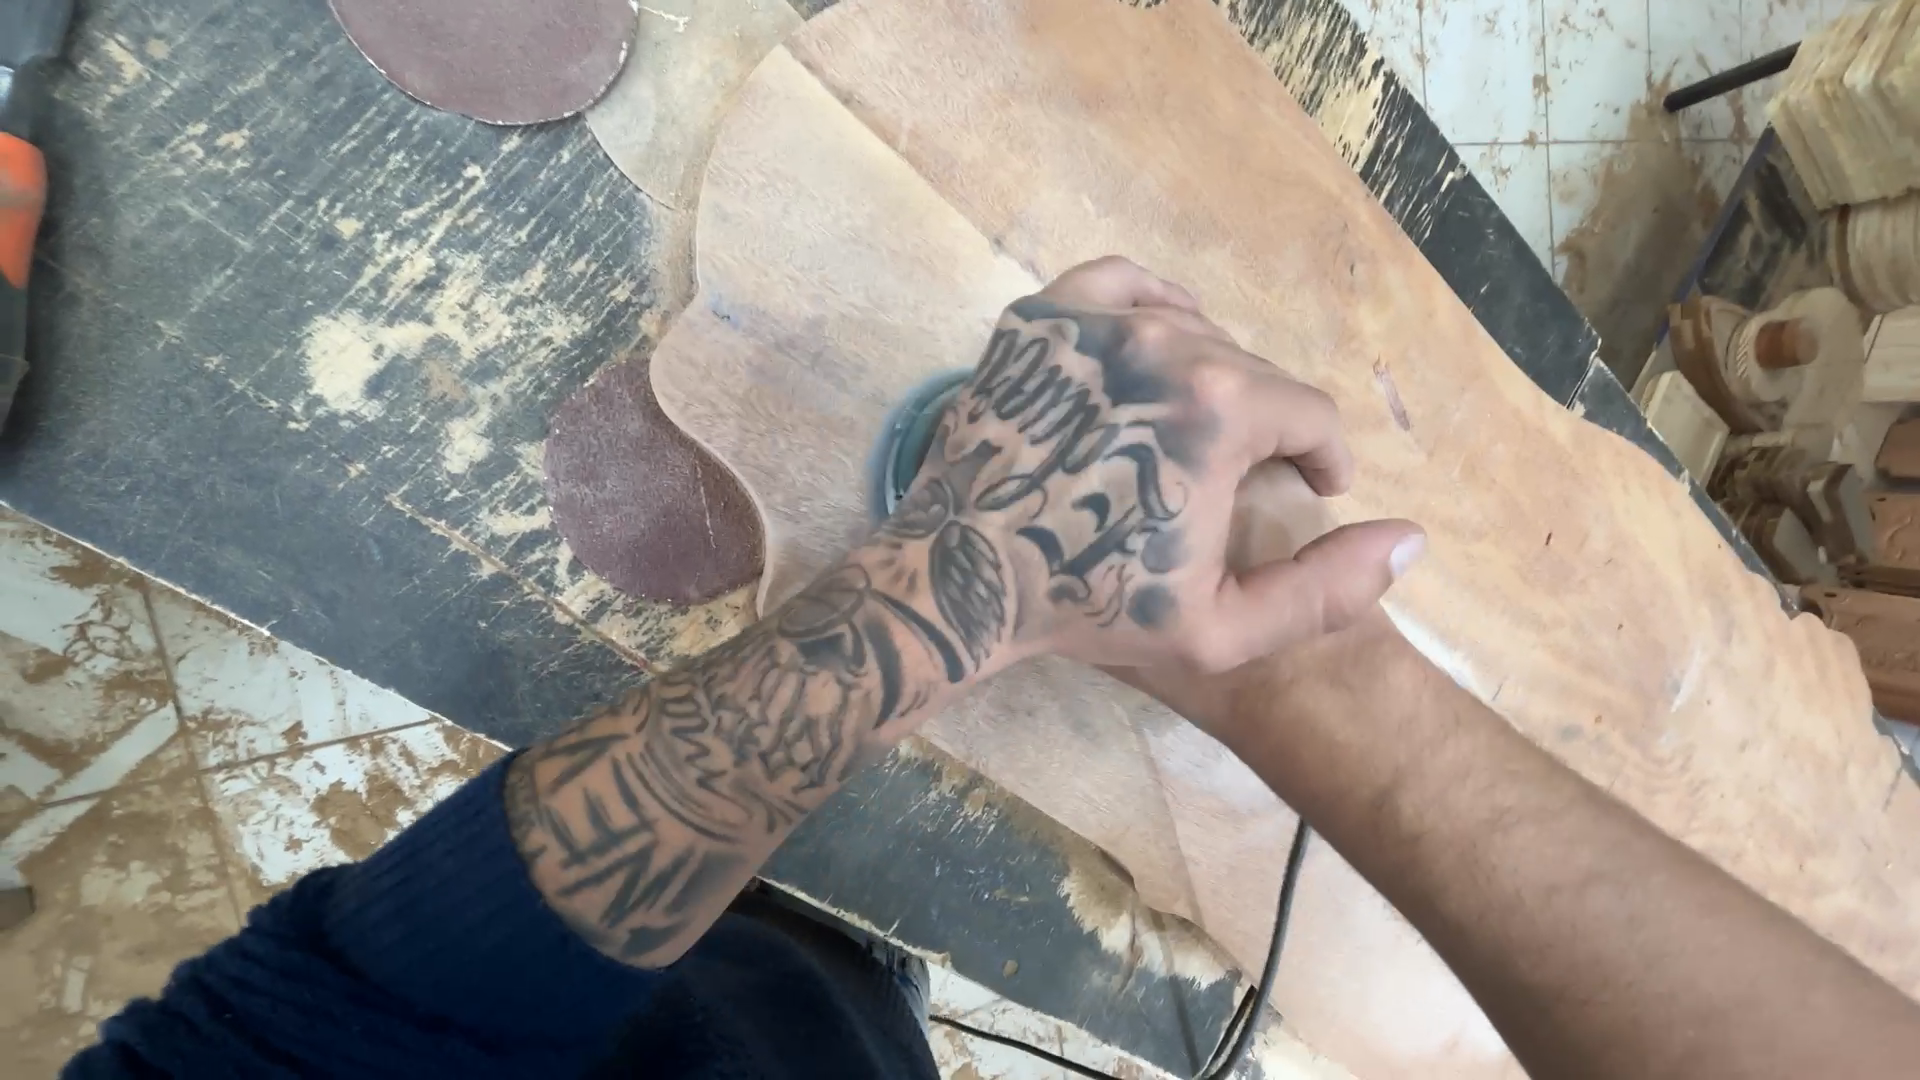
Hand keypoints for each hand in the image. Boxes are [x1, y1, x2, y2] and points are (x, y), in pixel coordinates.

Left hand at [888, 256, 1425, 675]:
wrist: (962, 575)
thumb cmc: (1086, 604)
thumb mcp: (1220, 629)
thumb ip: (1326, 591)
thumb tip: (1410, 538)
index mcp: (1222, 409)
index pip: (1309, 414)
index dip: (1322, 457)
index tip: (1313, 484)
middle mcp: (1164, 342)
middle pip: (1252, 370)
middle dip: (1263, 425)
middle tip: (1241, 470)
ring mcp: (1092, 322)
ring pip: (1192, 328)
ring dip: (1212, 371)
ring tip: (1199, 421)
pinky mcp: (1038, 319)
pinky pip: (1118, 283)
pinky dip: (1149, 306)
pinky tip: (1154, 343)